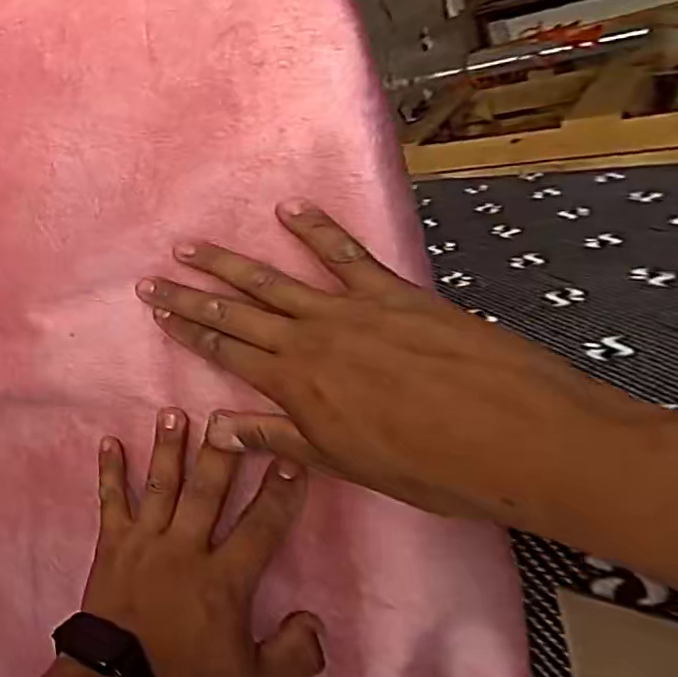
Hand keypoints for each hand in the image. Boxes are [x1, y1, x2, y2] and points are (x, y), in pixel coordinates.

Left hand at [84, 408, 324, 676]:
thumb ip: (294, 655)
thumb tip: (315, 622)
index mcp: (224, 579)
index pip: (261, 527)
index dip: (280, 493)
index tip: (291, 459)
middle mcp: (185, 548)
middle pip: (207, 491)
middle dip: (222, 452)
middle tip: (227, 416)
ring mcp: (145, 541)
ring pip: (161, 485)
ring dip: (167, 448)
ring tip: (172, 413)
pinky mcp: (112, 544)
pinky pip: (111, 500)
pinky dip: (110, 471)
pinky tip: (108, 442)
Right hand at [135, 198, 660, 521]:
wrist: (525, 443)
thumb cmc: (430, 467)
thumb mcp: (345, 462)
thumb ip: (276, 437)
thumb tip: (215, 427)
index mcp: (294, 383)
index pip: (224, 350)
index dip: (186, 330)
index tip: (157, 313)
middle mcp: (308, 340)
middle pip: (233, 312)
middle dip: (187, 295)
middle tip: (152, 278)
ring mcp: (348, 311)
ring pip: (272, 280)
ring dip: (226, 262)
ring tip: (191, 246)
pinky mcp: (391, 293)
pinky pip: (345, 255)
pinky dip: (316, 229)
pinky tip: (288, 209)